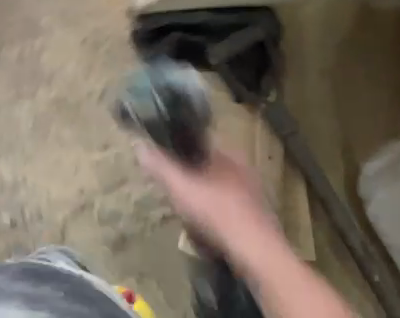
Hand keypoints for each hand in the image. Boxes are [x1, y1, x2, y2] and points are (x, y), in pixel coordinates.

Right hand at [133, 142, 281, 257]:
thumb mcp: (180, 187)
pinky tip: (209, 239)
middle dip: (191, 186)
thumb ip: (159, 166)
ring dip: (204, 207)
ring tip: (191, 224)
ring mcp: (256, 198)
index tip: (167, 170)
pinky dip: (218, 224)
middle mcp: (244, 172)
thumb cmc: (218, 214)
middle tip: (177, 200)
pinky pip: (230, 217)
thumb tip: (138, 144)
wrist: (259, 256)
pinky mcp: (261, 223)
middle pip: (207, 172)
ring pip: (219, 196)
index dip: (180, 156)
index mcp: (228, 156)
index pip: (198, 147)